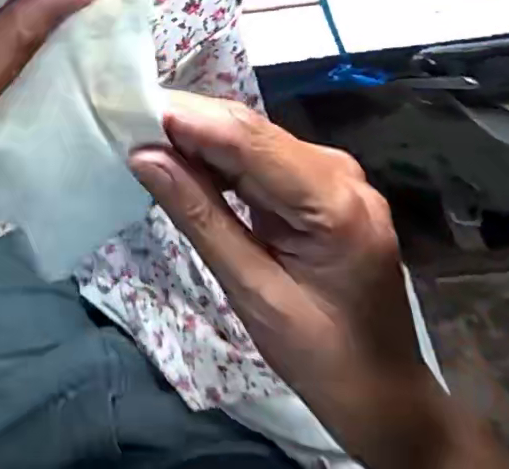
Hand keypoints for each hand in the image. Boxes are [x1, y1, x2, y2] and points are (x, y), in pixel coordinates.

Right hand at [128, 98, 506, 468]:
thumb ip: (198, 216)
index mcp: (333, 201)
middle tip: (123, 121)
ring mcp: (330, 173)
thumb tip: (143, 155)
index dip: (185, 118)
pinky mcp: (317, 182)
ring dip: (194, 134)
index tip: (128, 112)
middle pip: (246, 128)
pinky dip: (214, 154)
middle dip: (183, 121)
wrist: (385, 395)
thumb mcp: (253, 292)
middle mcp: (337, 171)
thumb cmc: (323, 359)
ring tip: (141, 136)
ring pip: (247, 135)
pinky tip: (180, 158)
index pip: (246, 138)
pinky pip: (256, 155)